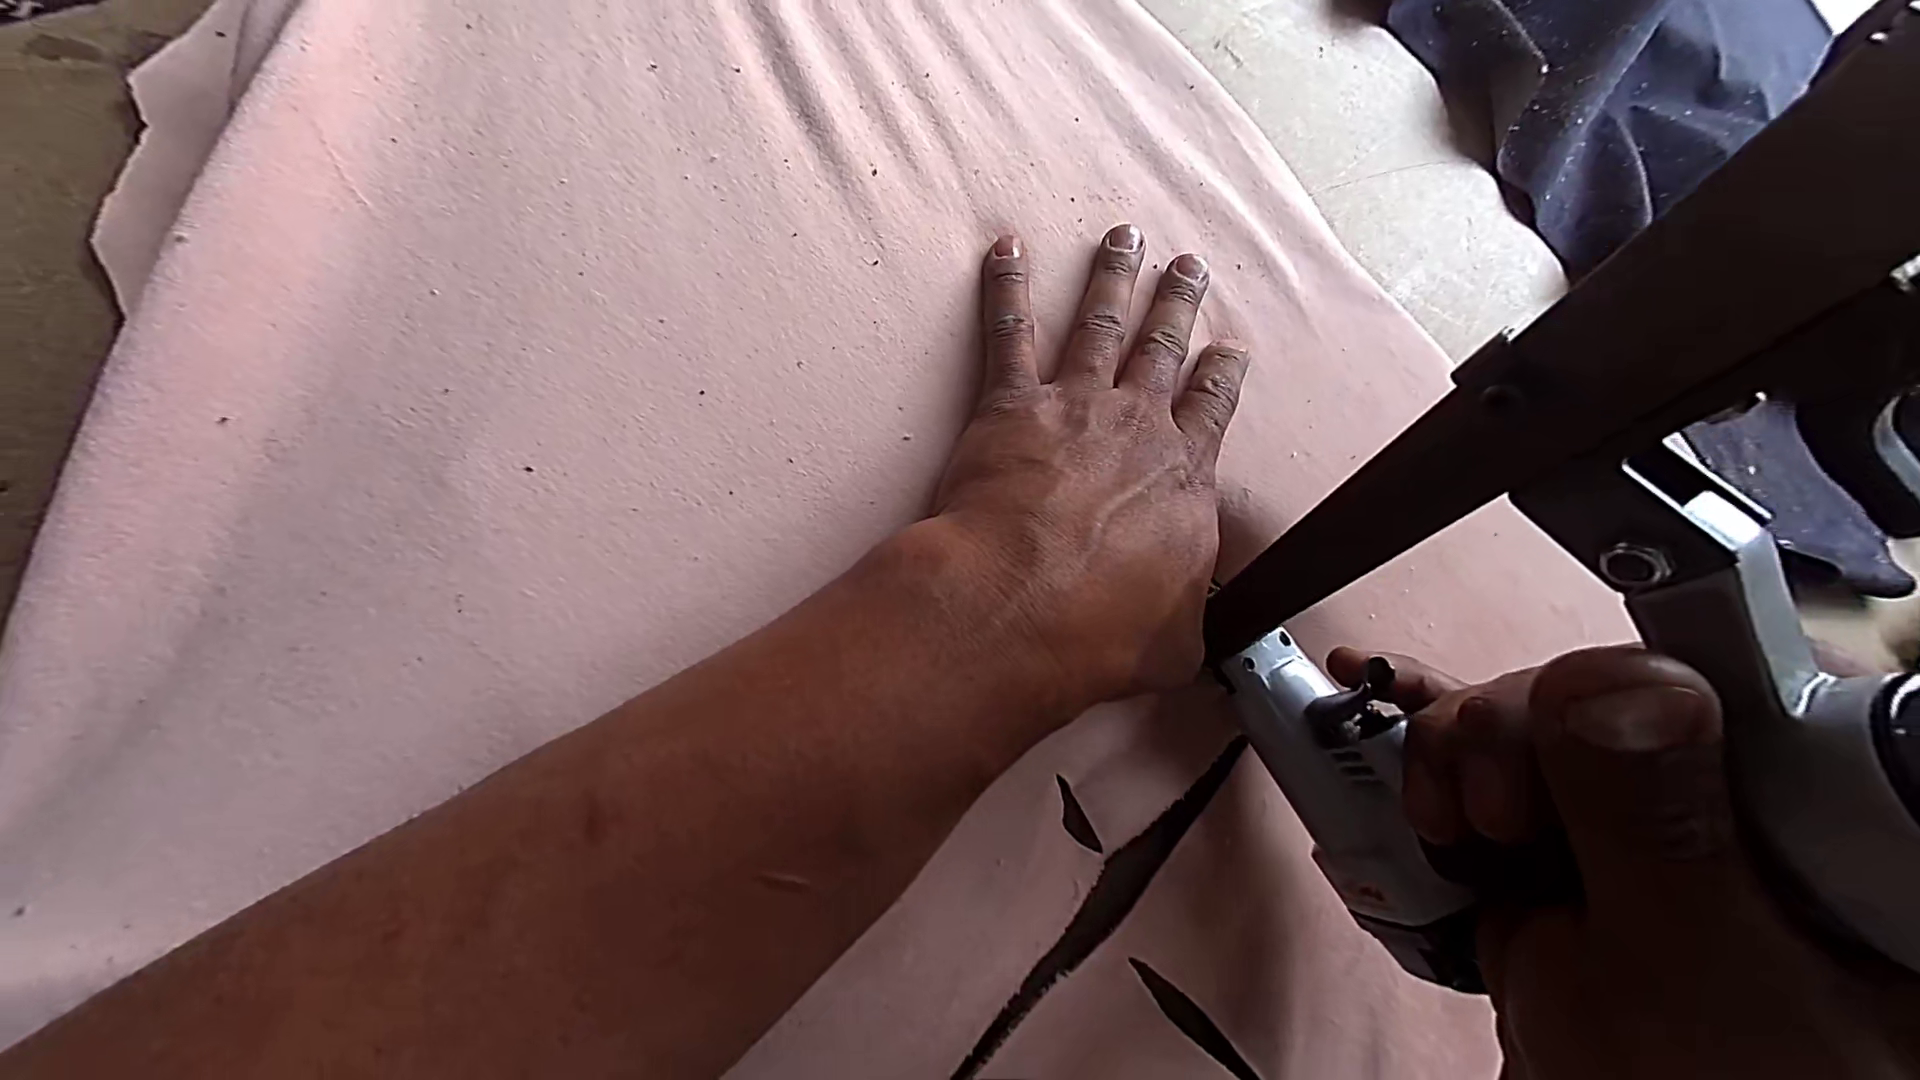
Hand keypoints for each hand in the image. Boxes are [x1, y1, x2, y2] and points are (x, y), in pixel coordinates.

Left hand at [927, 225, 1249, 709]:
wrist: (1026, 609)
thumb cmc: (1100, 630)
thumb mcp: (1174, 640)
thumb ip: (1187, 621)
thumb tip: (1194, 636)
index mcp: (1181, 475)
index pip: (1212, 408)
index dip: (1221, 374)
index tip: (1227, 347)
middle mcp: (1136, 426)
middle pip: (1164, 348)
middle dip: (1177, 302)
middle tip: (1187, 264)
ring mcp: (1075, 407)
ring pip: (1100, 322)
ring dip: (1113, 275)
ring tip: (1123, 235)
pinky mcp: (1011, 407)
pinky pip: (1008, 331)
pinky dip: (1005, 287)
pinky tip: (1005, 247)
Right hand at [1328, 645, 1919, 1078]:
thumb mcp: (1687, 970)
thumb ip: (1654, 830)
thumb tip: (1606, 679)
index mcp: (1835, 823)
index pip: (1745, 685)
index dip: (1636, 688)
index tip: (1562, 748)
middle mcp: (1735, 792)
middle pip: (1598, 689)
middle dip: (1508, 735)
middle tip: (1489, 816)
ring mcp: (1628, 795)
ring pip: (1521, 708)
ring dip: (1449, 744)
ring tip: (1442, 820)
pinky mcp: (1551, 804)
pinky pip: (1473, 734)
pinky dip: (1413, 712)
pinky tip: (1366, 677)